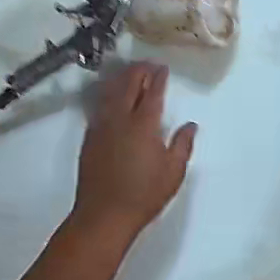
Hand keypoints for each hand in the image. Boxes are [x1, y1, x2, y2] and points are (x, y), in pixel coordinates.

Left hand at [68, 61, 196, 242]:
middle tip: (148, 64)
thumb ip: (182, 145)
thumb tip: (190, 125)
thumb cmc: (144, 194)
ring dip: (121, 79)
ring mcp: (102, 127)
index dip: (158, 78)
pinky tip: (111, 96)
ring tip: (129, 72)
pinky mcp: (90, 138)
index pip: (152, 93)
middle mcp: (121, 119)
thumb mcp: (173, 172)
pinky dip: (107, 94)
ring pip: (110, 93)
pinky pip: (99, 107)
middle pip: (128, 86)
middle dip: (138, 71)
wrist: (104, 214)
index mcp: (144, 125)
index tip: (163, 68)